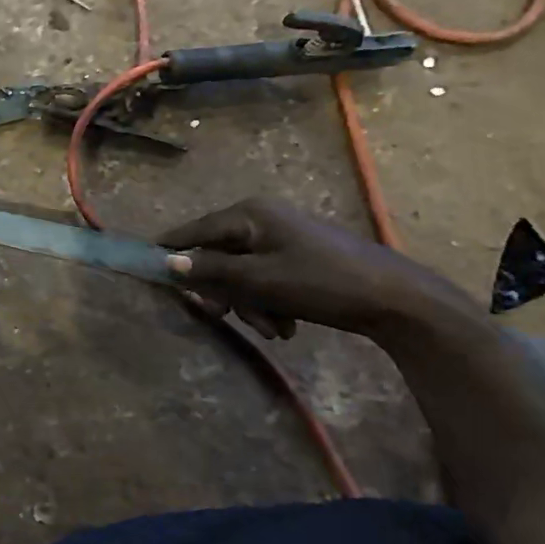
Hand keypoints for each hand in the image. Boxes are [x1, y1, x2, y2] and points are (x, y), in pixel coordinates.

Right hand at [160, 199, 472, 339]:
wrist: (396, 299)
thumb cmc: (321, 282)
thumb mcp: (261, 281)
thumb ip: (212, 272)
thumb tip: (168, 264)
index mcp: (249, 215)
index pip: (195, 231)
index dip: (171, 250)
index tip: (148, 270)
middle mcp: (261, 219)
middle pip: (219, 256)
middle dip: (225, 291)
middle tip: (224, 317)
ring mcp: (282, 237)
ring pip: (242, 273)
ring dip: (250, 304)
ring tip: (275, 329)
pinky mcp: (298, 256)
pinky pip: (266, 278)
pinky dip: (269, 302)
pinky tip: (288, 323)